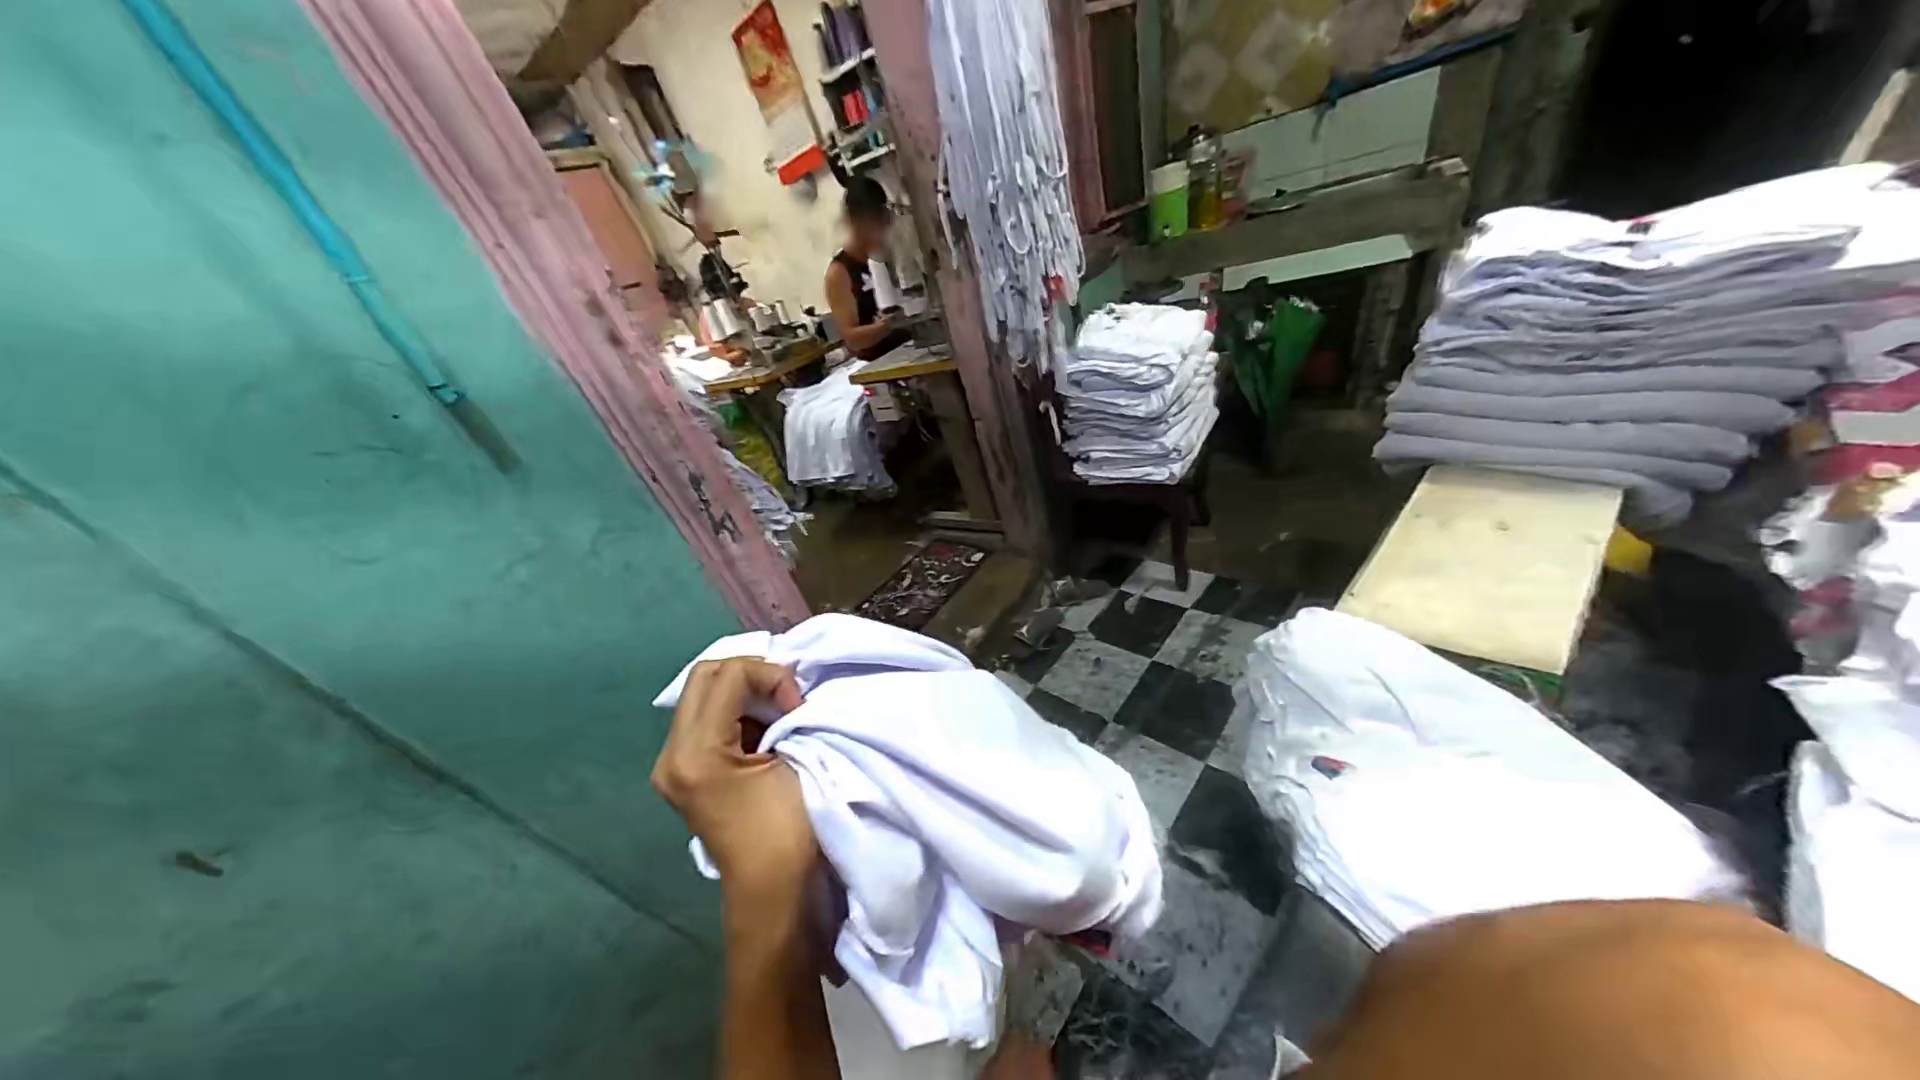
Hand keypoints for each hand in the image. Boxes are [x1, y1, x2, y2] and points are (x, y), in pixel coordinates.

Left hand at [652, 658, 816, 903]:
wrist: (775, 895)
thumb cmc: (791, 831)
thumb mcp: (796, 761)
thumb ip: (785, 713)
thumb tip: (786, 689)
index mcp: (696, 752)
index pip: (729, 674)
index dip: (771, 676)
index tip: (798, 706)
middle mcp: (671, 754)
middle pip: (706, 675)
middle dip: (752, 674)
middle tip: (787, 697)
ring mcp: (672, 765)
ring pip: (704, 693)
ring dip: (745, 691)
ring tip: (779, 712)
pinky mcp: (685, 773)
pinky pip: (706, 717)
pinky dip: (737, 710)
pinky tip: (765, 729)